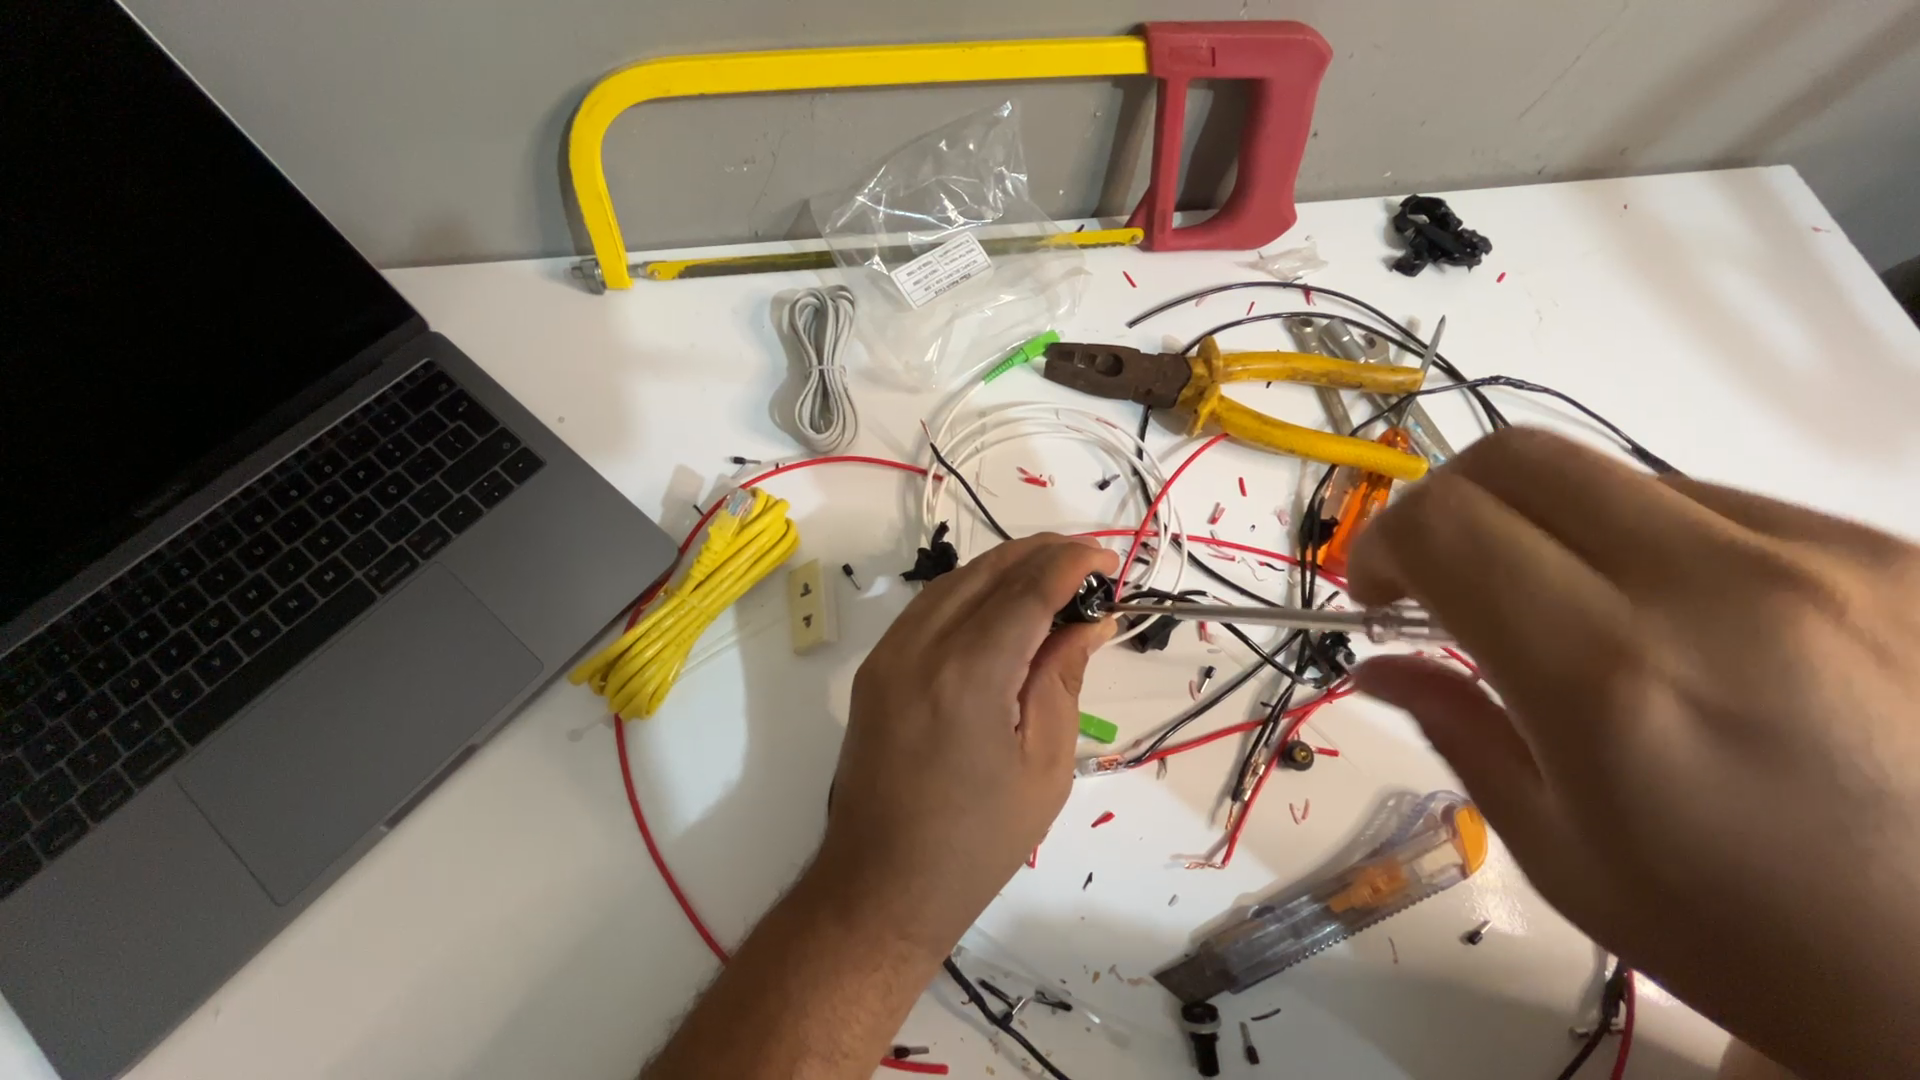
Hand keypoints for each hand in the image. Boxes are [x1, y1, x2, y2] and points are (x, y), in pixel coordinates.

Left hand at [813, 533, 1116, 960]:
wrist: (882, 884)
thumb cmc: (978, 842)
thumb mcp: (1044, 766)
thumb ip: (1062, 678)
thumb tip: (1088, 619)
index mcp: (969, 675)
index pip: (1028, 589)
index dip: (1072, 563)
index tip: (1110, 560)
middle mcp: (920, 648)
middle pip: (988, 571)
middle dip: (1042, 556)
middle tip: (1088, 565)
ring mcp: (888, 655)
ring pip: (954, 582)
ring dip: (1006, 569)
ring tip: (1053, 579)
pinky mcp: (875, 669)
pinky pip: (929, 608)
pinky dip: (971, 592)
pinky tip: (1001, 606)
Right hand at [1347, 427, 1919, 1078]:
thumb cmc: (1756, 942)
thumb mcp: (1565, 856)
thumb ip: (1457, 730)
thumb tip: (1377, 665)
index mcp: (1611, 680)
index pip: (1445, 526)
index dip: (1382, 541)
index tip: (1377, 592)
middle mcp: (1716, 590)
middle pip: (1517, 458)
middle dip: (1442, 503)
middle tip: (1437, 574)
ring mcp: (1821, 559)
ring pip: (1608, 476)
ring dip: (1542, 528)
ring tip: (1565, 612)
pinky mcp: (1893, 555)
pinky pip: (1708, 505)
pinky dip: (1640, 542)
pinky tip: (1674, 623)